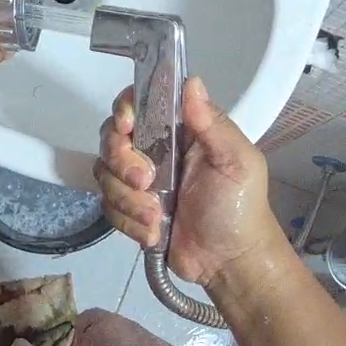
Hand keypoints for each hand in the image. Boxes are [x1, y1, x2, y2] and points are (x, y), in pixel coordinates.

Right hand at [94, 77, 285, 286]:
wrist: (228, 262)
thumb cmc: (239, 208)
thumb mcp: (237, 162)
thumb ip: (213, 124)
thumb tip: (191, 83)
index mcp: (180, 131)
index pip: (140, 103)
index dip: (125, 109)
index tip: (127, 127)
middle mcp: (154, 150)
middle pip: (111, 137)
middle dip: (123, 162)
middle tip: (146, 183)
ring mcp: (138, 180)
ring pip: (105, 174)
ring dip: (129, 200)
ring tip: (157, 218)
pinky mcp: (129, 209)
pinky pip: (107, 206)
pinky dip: (128, 222)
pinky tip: (153, 232)